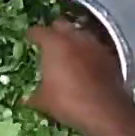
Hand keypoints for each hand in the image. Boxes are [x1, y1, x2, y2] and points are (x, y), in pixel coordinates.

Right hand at [27, 20, 133, 134]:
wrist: (104, 110)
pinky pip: (94, 48)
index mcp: (54, 44)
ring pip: (80, 34)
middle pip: (62, 25)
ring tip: (67, 53)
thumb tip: (26, 100)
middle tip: (48, 43)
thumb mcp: (44, 101)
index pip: (38, 31)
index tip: (28, 38)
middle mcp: (75, 37)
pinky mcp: (109, 56)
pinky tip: (85, 65)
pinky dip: (87, 53)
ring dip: (73, 40)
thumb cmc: (67, 101)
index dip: (32, 35)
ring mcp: (94, 45)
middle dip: (54, 31)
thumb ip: (33, 96)